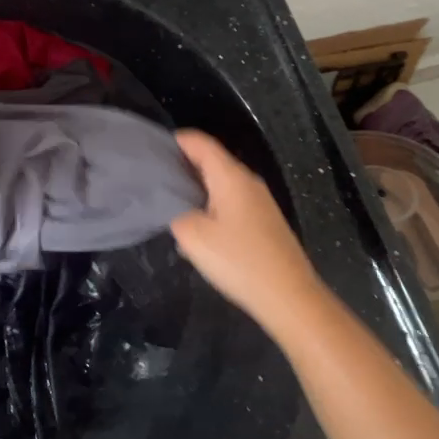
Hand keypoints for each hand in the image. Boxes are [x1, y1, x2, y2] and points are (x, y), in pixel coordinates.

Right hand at [170, 130, 326, 330]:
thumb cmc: (238, 261)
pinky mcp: (265, 221)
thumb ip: (174, 211)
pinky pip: (231, 201)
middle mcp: (247, 181)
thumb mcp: (192, 236)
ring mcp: (260, 201)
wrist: (290, 298)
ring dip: (195, 188)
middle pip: (210, 160)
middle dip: (181, 165)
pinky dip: (211, 204)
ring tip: (170, 205)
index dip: (174, 141)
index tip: (149, 152)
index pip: (199, 142)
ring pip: (220, 182)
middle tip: (154, 179)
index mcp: (230, 176)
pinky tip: (199, 229)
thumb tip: (173, 204)